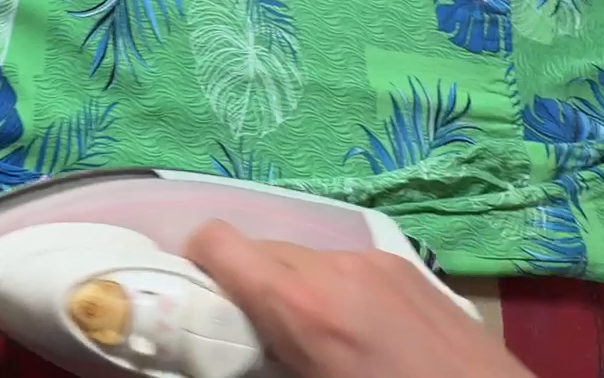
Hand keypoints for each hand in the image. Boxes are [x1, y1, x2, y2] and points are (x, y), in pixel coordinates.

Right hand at [185, 221, 531, 377]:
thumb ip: (264, 363)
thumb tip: (224, 349)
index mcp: (303, 305)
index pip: (217, 241)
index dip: (197, 266)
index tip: (203, 306)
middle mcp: (333, 265)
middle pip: (257, 249)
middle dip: (246, 287)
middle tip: (258, 339)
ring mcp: (374, 260)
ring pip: (299, 255)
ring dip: (290, 289)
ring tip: (316, 342)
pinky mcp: (406, 266)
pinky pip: (341, 263)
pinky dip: (330, 289)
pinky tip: (359, 334)